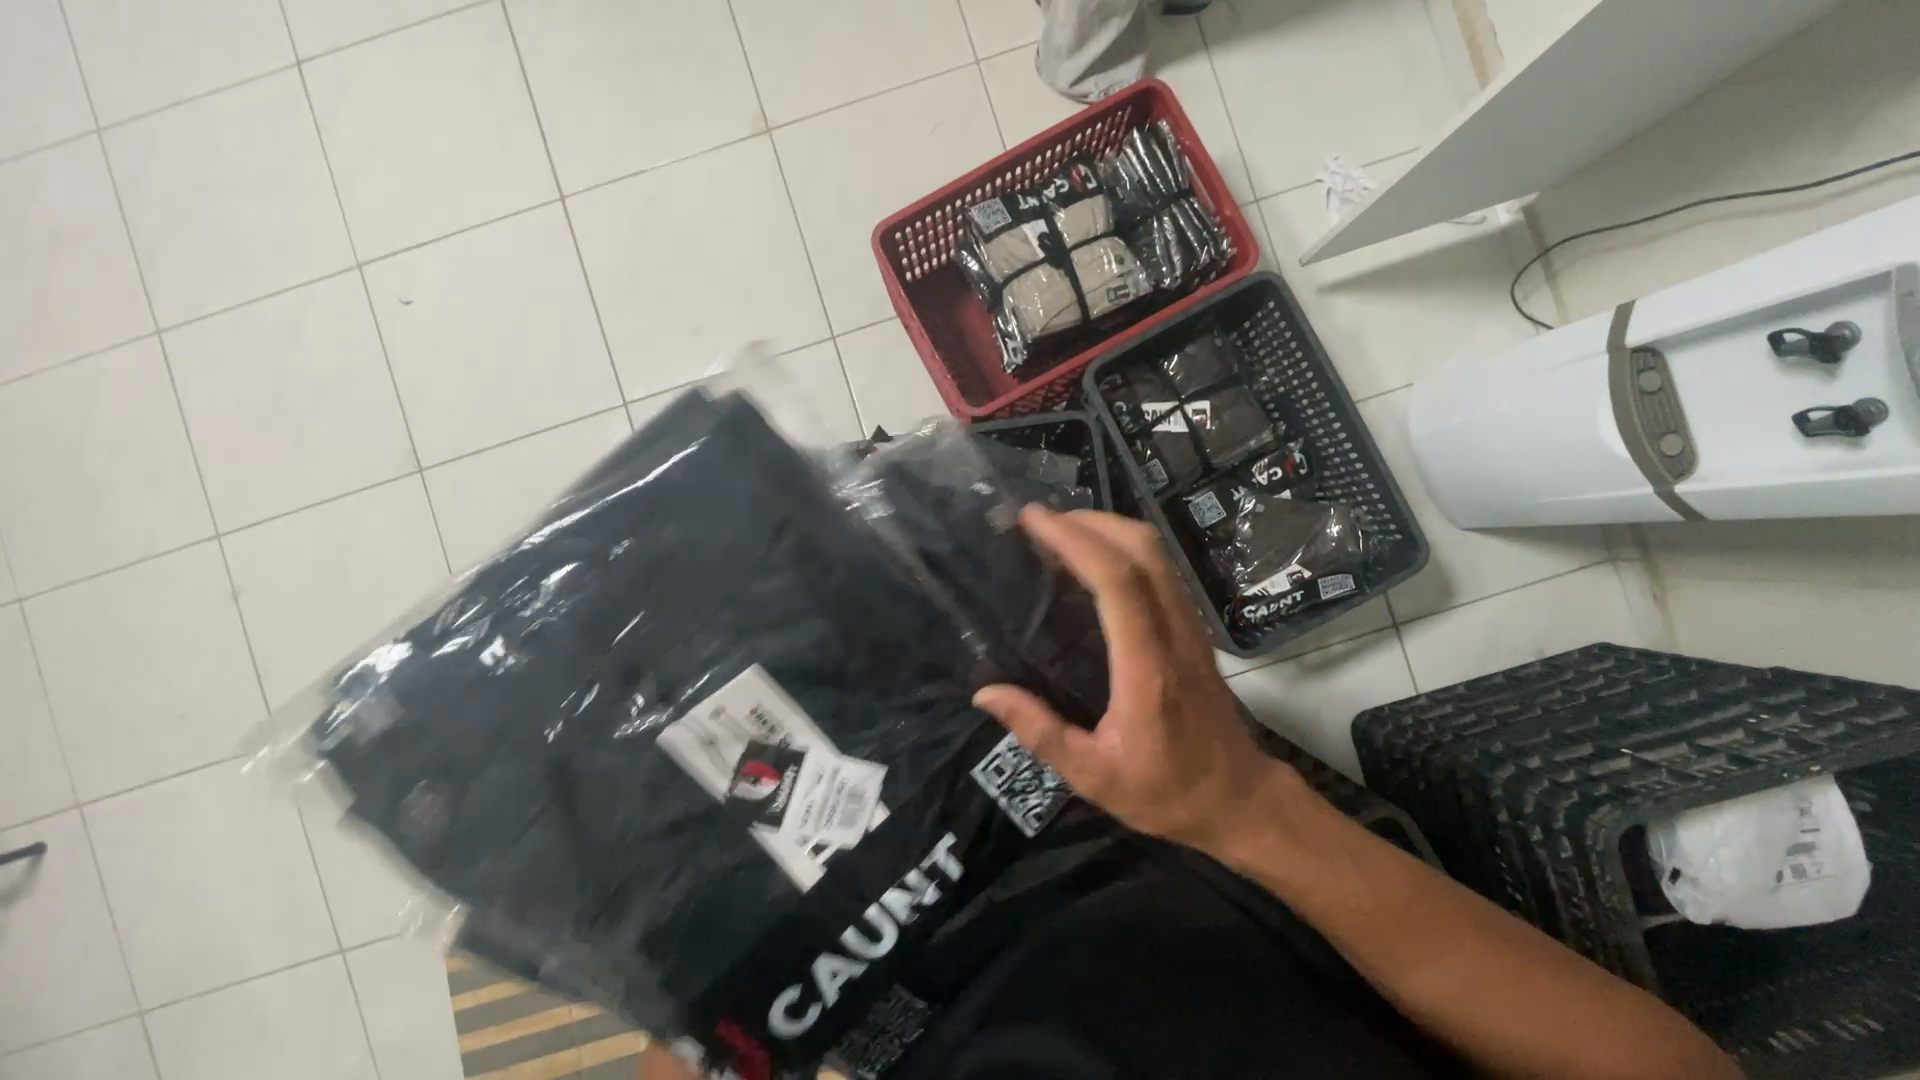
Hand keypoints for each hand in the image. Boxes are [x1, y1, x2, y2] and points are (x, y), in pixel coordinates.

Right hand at [972, 506, 1295, 857]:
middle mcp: (1174, 634)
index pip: (1116, 582)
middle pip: (1143, 550)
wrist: (1240, 801)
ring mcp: (1191, 629)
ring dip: (1109, 530)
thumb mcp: (1094, 777)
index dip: (1075, 540)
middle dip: (1090, 521)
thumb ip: (1040, 733)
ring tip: (1061, 534)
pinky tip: (1094, 563)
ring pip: (1158, 555)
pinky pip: (1162, 572)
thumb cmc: (1166, 793)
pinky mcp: (1195, 633)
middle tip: (1040, 522)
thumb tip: (986, 693)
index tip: (1034, 520)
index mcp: (1146, 667)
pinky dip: (1125, 551)